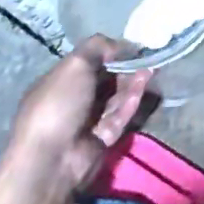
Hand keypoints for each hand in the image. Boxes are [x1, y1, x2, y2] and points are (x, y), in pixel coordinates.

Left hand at [0, 36, 150, 195]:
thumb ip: (98, 47)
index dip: (108, 52)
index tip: (130, 45)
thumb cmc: (58, 103)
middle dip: (124, 67)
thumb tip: (121, 44)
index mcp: (59, 81)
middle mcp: (74, 99)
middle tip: (146, 56)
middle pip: (104, 79)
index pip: (87, 62)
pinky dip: (132, 100)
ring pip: (115, 97)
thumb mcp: (75, 64)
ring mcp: (88, 121)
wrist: (52, 158)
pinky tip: (144, 83)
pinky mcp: (104, 138)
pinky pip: (120, 115)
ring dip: (132, 82)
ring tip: (151, 67)